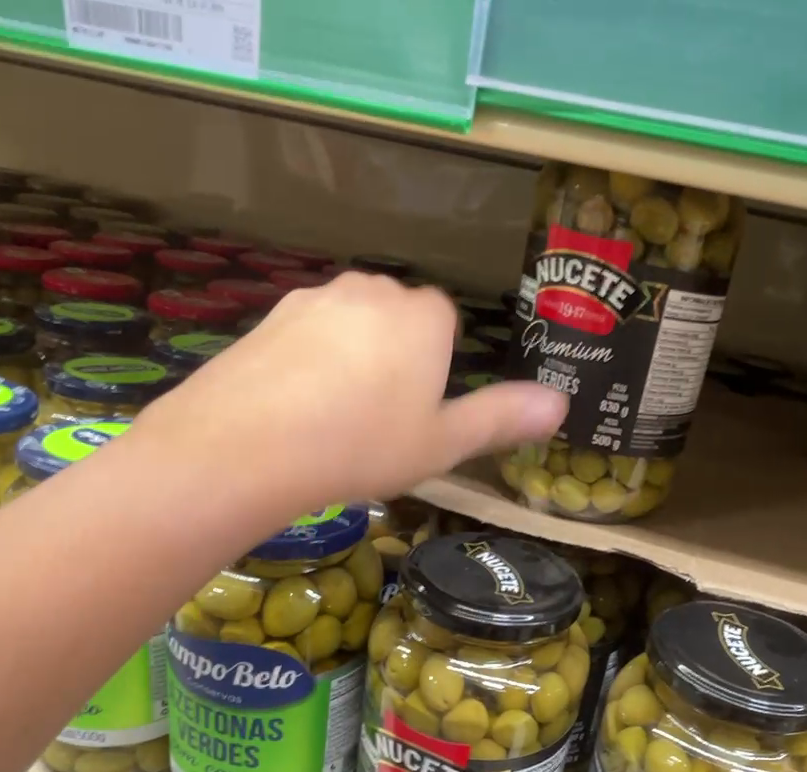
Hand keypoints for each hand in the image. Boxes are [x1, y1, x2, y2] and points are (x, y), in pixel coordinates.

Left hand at [137, 272, 566, 505]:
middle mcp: (370, 290)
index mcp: (421, 315)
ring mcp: (313, 299)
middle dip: (399, 355)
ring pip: (351, 325)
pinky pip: (307, 336)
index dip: (438, 364)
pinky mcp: (267, 317)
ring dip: (354, 358)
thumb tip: (561, 403)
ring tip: (338, 419)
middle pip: (398, 317)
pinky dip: (310, 363)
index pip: (445, 320)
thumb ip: (502, 418)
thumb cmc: (362, 445)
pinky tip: (298, 410)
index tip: (422, 408)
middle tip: (384, 419)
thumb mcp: (443, 443)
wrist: (245, 447)